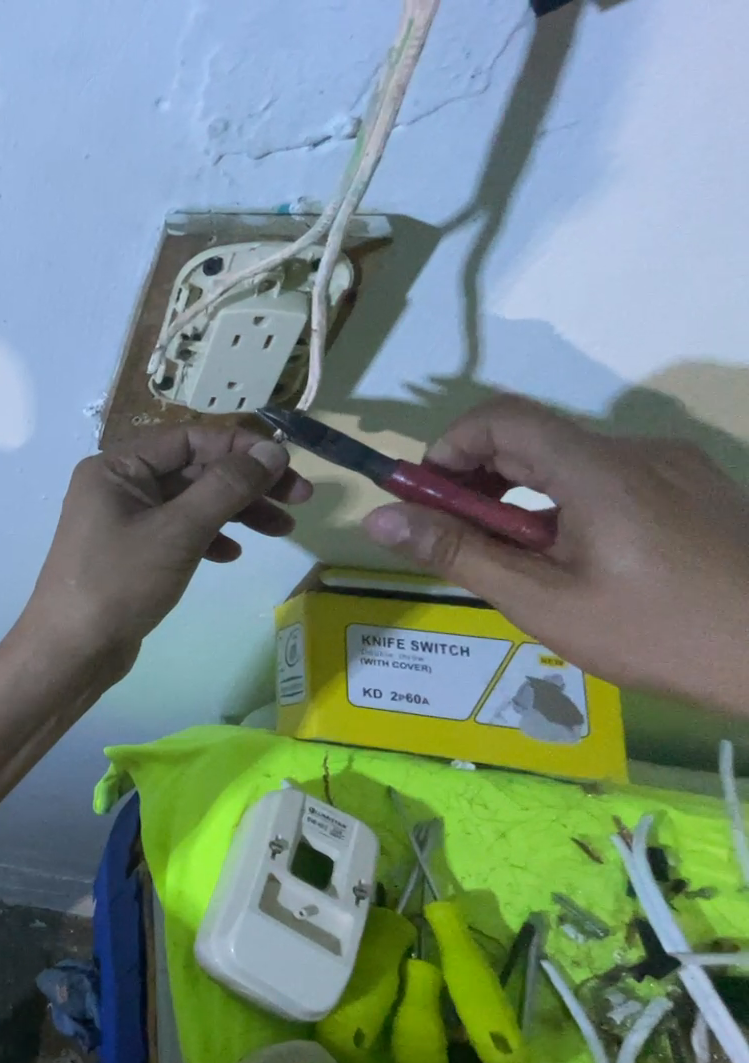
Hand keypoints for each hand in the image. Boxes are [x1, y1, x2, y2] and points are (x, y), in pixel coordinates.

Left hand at [14, 425, 311, 680]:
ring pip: (189, 501)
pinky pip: (177, 530)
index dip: (240, 447)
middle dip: (244, 482)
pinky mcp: (129, 551)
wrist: (72, 647)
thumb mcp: (179, 530)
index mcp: (114, 467)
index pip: (187, 439)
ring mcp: (120, 519)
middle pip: (191, 469)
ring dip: (235, 511)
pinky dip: (208, 537)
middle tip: (301, 500)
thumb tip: (271, 450)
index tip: (289, 466)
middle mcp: (114, 485)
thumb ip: (227, 486)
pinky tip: (231, 555)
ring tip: (282, 530)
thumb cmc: (120, 581)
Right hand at [362, 395, 748, 714]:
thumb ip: (456, 552)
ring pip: (564, 463)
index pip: (500, 418)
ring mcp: (675, 472)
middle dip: (472, 482)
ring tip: (514, 560)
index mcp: (600, 471)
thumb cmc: (665, 634)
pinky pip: (604, 481)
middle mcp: (638, 454)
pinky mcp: (694, 494)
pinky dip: (559, 507)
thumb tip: (376, 518)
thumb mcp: (542, 601)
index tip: (427, 499)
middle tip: (454, 540)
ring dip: (514, 498)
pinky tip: (570, 562)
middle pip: (528, 440)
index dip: (447, 448)